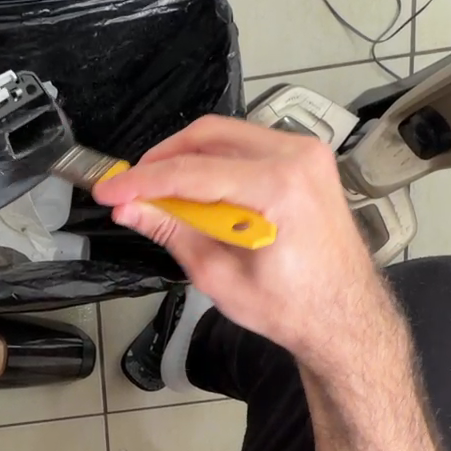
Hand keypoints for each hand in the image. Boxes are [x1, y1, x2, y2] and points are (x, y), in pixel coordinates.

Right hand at [92, 115, 399, 374]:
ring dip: (185, 160)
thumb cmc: (289, 306)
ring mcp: (306, 153)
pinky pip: (246, 147)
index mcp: (278, 188)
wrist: (342, 315)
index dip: (141, 181)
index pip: (192, 172)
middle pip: (208, 136)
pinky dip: (212, 163)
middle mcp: (296, 157)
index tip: (108, 191)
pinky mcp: (305, 160)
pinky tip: (193, 192)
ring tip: (156, 192)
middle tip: (129, 187)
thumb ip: (173, 232)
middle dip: (161, 159)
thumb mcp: (218, 276)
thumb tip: (130, 210)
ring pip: (226, 136)